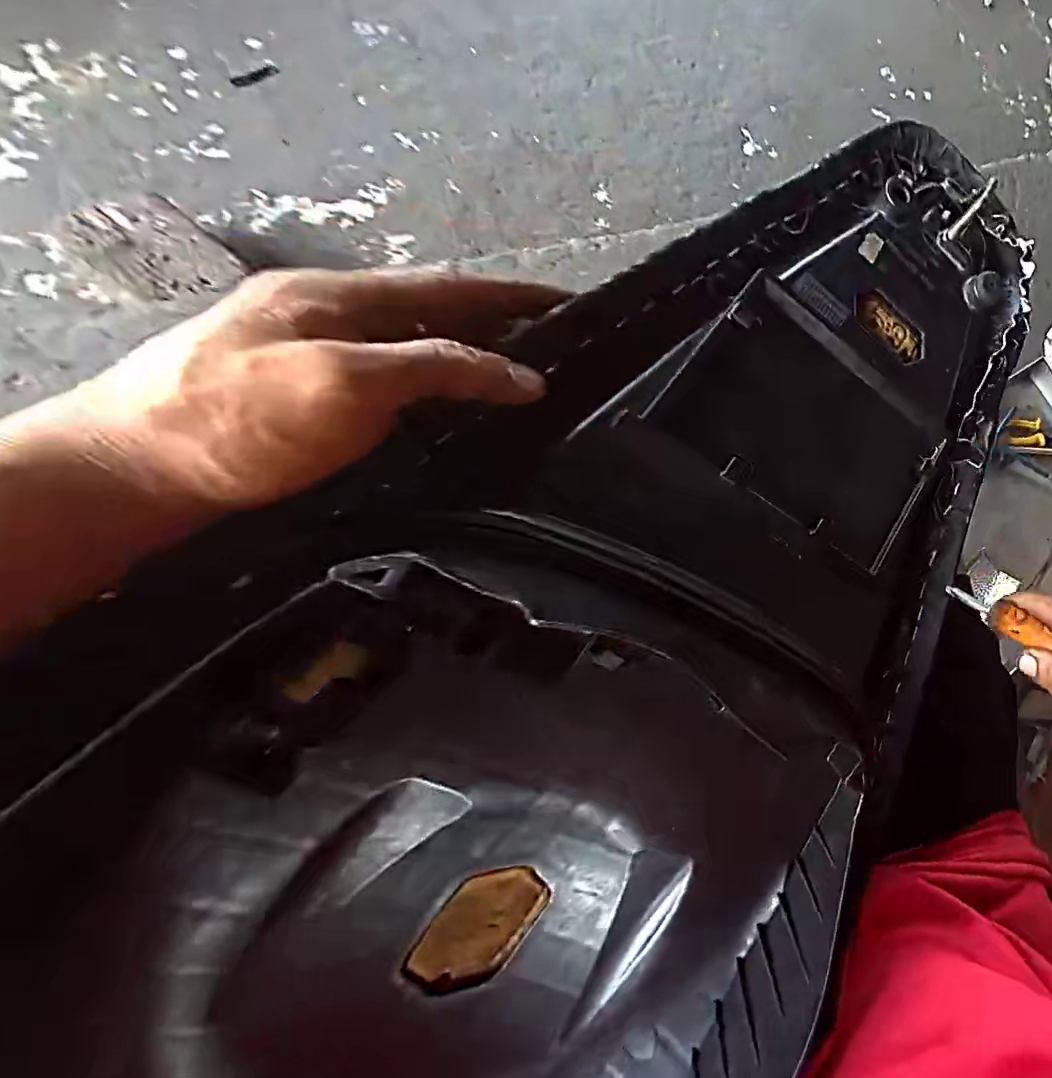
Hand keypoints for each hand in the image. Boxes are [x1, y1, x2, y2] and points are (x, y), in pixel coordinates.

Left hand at [38, 268, 568, 511]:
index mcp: (339, 297)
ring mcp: (327, 359)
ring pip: (427, 350)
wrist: (135, 475)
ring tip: (535, 381)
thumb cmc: (238, 417)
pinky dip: (454, 390)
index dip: (517, 294)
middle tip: (567, 349)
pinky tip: (475, 411)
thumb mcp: (347, 380)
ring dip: (483, 359)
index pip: (450, 287)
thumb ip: (442, 367)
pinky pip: (411, 384)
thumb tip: (530, 378)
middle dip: (507, 325)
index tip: (574, 304)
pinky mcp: (325, 401)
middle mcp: (335, 318)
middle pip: (441, 315)